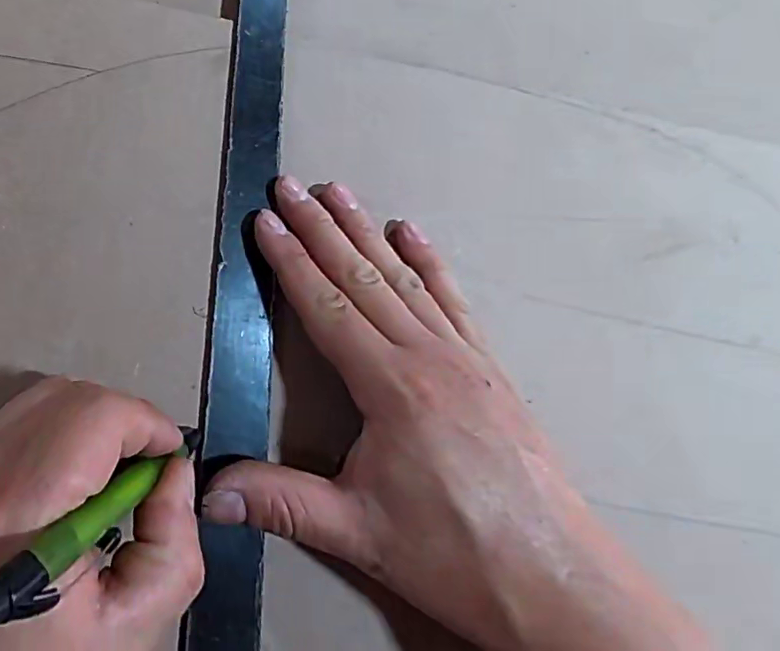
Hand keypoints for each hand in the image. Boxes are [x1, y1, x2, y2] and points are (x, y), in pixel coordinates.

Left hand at [0, 377, 202, 650]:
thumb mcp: (124, 633)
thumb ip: (170, 547)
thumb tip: (172, 472)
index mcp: (11, 514)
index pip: (92, 414)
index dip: (145, 422)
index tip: (170, 456)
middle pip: (69, 393)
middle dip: (123, 420)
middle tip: (145, 471)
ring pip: (44, 395)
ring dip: (92, 420)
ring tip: (110, 477)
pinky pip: (20, 416)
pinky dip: (61, 428)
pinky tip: (72, 478)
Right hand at [202, 177, 707, 650]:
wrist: (571, 595)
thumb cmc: (460, 558)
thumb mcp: (357, 532)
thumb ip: (279, 502)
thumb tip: (208, 493)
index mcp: (392, 387)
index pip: (326, 305)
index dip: (289, 259)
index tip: (264, 219)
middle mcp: (429, 358)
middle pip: (361, 275)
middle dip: (318, 226)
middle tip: (289, 185)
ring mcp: (465, 360)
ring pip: (404, 277)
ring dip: (365, 230)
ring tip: (338, 192)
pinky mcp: (490, 371)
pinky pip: (453, 301)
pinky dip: (429, 262)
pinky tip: (412, 233)